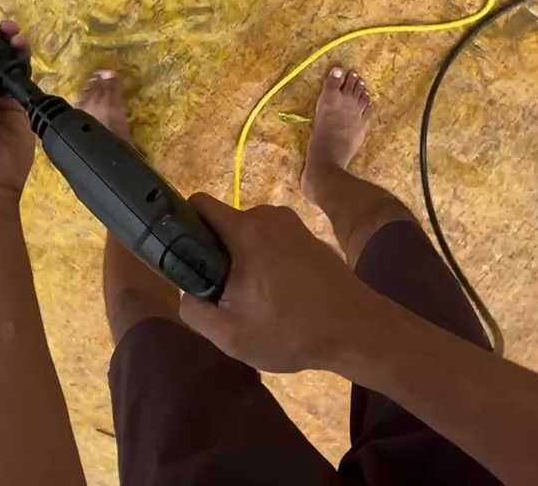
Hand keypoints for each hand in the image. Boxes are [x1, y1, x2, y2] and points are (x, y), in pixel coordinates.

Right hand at [177, 194, 381, 373]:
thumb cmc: (291, 330)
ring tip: (253, 300)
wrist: (355, 328)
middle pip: (223, 224)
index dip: (183, 224)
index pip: (199, 204)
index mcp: (245, 230)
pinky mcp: (306, 234)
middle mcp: (266, 214)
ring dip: (242, 260)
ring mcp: (289, 222)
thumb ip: (195, 310)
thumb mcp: (230, 334)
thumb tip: (186, 291)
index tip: (182, 254)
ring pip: (247, 235)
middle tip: (223, 293)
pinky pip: (270, 240)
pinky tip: (277, 296)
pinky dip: (265, 261)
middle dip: (216, 254)